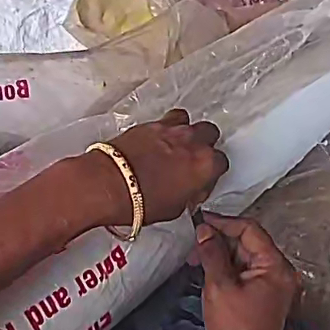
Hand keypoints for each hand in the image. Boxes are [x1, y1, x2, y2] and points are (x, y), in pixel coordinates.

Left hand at [89, 110, 227, 227]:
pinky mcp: (148, 124)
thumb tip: (186, 192)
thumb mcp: (175, 208)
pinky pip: (164, 121)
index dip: (210, 175)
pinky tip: (155, 143)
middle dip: (203, 145)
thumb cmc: (140, 199)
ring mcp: (170, 129)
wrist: (108, 184)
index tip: (198, 184)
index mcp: (205, 163)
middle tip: (190, 161)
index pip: (220, 163)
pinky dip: (162, 130)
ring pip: (187, 121)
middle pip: (209, 134)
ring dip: (184, 132)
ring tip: (173, 147)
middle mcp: (191, 141)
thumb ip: (188, 194)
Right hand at [192, 213, 299, 329]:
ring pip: (244, 257)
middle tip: (194, 243)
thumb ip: (211, 253)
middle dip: (219, 239)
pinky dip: (225, 268)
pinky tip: (206, 271)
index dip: (223, 222)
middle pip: (248, 242)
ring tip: (195, 260)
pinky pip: (244, 272)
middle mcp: (280, 273)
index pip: (250, 229)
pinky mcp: (263, 297)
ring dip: (220, 254)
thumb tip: (204, 230)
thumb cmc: (235, 329)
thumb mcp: (219, 285)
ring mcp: (273, 286)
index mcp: (276, 266)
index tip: (200, 220)